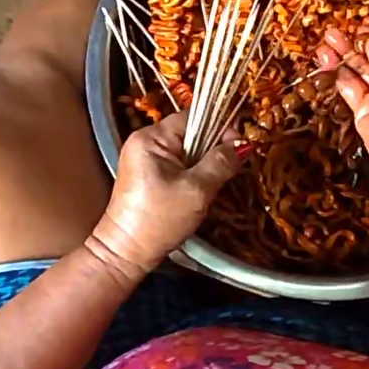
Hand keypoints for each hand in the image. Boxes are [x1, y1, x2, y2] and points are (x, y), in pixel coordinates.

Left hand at [91, 113, 239, 275]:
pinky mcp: (146, 175)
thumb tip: (243, 143)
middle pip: (189, 132)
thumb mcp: (196, 190)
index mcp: (150, 138)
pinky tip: (202, 188)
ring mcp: (143, 158)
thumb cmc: (159, 219)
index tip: (241, 143)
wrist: (126, 251)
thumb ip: (220, 163)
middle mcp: (143, 141)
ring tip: (219, 178)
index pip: (192, 117)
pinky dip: (192, 172)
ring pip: (185, 150)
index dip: (219, 126)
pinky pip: (176, 164)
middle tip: (234, 164)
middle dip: (213, 146)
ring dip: (204, 162)